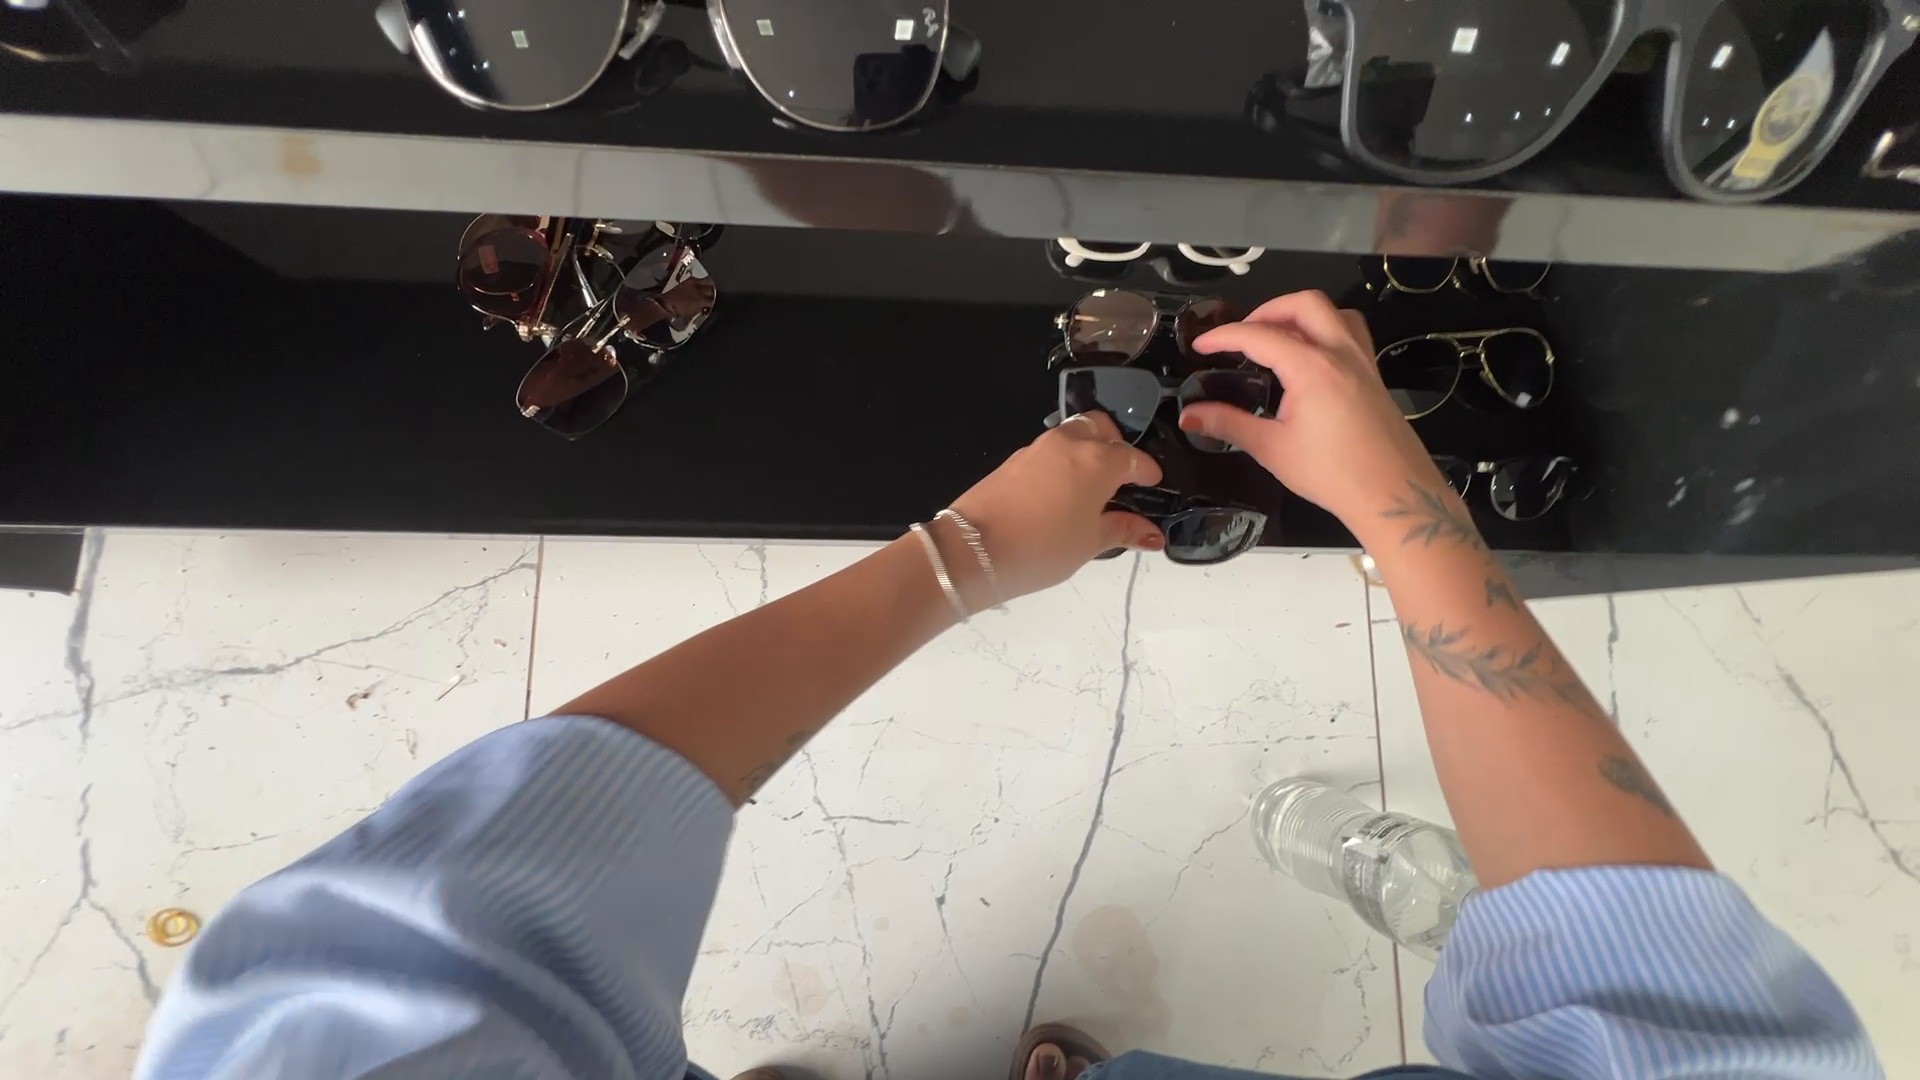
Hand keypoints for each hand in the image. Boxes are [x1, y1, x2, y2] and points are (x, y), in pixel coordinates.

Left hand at [947, 411, 1164, 601]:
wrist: (972, 548)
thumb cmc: (1042, 548)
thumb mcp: (1089, 543)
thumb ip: (1123, 530)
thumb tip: (1152, 533)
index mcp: (1097, 460)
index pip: (1132, 456)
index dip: (1146, 470)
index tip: (1152, 484)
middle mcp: (1069, 443)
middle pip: (1100, 428)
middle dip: (1115, 444)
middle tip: (1121, 475)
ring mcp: (1037, 448)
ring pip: (1071, 435)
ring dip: (1086, 451)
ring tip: (1090, 485)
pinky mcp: (1013, 460)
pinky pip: (1048, 451)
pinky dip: (1062, 462)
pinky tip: (1060, 492)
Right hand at [1177, 290, 1440, 526]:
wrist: (1392, 493)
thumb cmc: (1330, 472)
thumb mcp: (1271, 448)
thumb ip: (1227, 424)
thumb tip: (1187, 416)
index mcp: (1312, 367)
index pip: (1260, 336)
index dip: (1224, 336)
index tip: (1200, 346)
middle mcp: (1340, 352)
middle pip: (1304, 305)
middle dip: (1266, 311)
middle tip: (1240, 336)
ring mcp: (1362, 361)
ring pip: (1332, 313)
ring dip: (1299, 314)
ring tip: (1274, 338)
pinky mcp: (1372, 375)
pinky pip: (1349, 332)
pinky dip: (1323, 329)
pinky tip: (1307, 356)